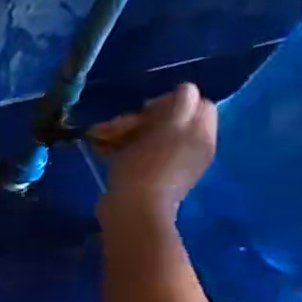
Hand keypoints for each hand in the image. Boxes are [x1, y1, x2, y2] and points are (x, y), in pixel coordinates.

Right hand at [89, 82, 217, 234]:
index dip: (172, 99)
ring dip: (122, 131)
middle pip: (168, 118)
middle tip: (118, 125)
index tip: (148, 108)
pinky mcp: (146, 176)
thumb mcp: (170, 125)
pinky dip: (118, 147)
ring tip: (101, 136)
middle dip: (139, 117)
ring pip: (147, 134)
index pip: (197, 103)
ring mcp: (168, 164)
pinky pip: (135, 152)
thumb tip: (184, 90)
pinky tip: (101, 149)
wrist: (132, 210)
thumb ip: (182, 102)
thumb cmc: (149, 166)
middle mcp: (189, 148)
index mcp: (200, 136)